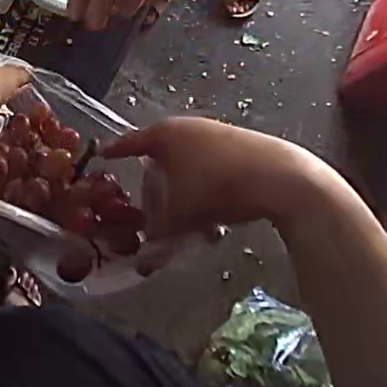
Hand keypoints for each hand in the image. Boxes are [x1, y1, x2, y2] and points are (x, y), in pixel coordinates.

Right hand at [102, 117, 344, 235]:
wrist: (282, 179)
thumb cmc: (215, 189)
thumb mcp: (179, 218)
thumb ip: (156, 236)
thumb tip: (144, 258)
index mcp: (164, 135)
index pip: (129, 143)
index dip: (115, 153)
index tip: (104, 155)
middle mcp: (187, 128)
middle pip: (160, 162)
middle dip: (156, 193)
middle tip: (154, 217)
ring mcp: (217, 135)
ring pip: (187, 170)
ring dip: (183, 198)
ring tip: (190, 228)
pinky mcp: (242, 147)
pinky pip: (212, 172)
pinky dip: (206, 193)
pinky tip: (216, 221)